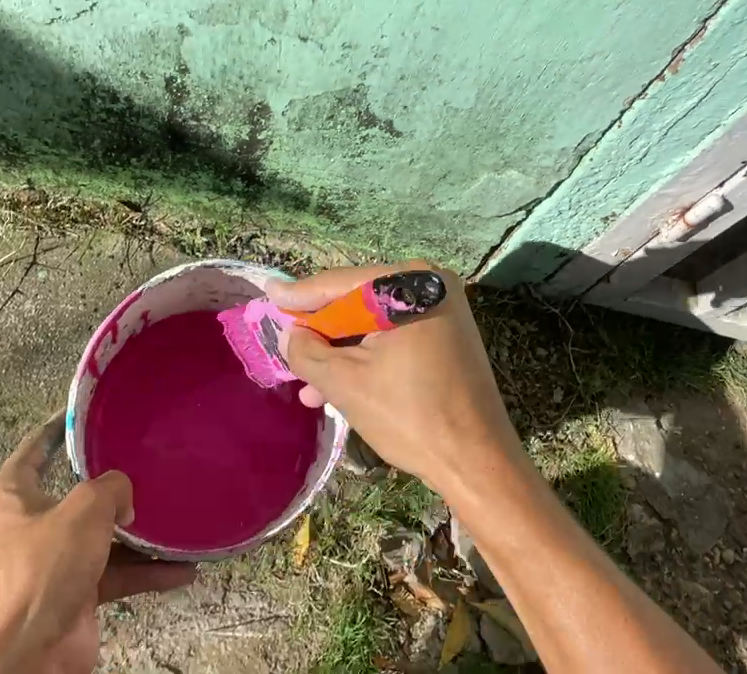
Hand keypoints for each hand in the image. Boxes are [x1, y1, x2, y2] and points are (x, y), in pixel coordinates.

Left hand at [0, 414, 196, 673]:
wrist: (27, 655)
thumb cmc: (43, 568)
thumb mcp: (83, 509)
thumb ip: (112, 487)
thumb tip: (124, 498)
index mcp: (11, 495)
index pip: (36, 447)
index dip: (62, 425)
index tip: (91, 409)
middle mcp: (29, 524)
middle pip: (77, 493)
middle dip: (113, 482)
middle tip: (148, 460)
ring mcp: (52, 562)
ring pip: (102, 535)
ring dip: (139, 533)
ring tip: (176, 514)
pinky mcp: (73, 594)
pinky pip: (115, 573)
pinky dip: (146, 571)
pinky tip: (182, 568)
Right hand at [271, 262, 525, 498]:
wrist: (478, 462)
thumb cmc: (410, 415)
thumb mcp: (345, 382)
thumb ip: (307, 351)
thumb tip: (290, 334)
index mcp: (408, 284)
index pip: (340, 285)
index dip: (300, 296)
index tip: (268, 292)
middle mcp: (430, 284)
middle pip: (357, 302)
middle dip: (320, 331)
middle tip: (285, 343)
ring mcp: (444, 309)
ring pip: (374, 324)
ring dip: (341, 352)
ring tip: (307, 384)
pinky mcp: (449, 335)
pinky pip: (395, 336)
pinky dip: (367, 357)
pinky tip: (337, 387)